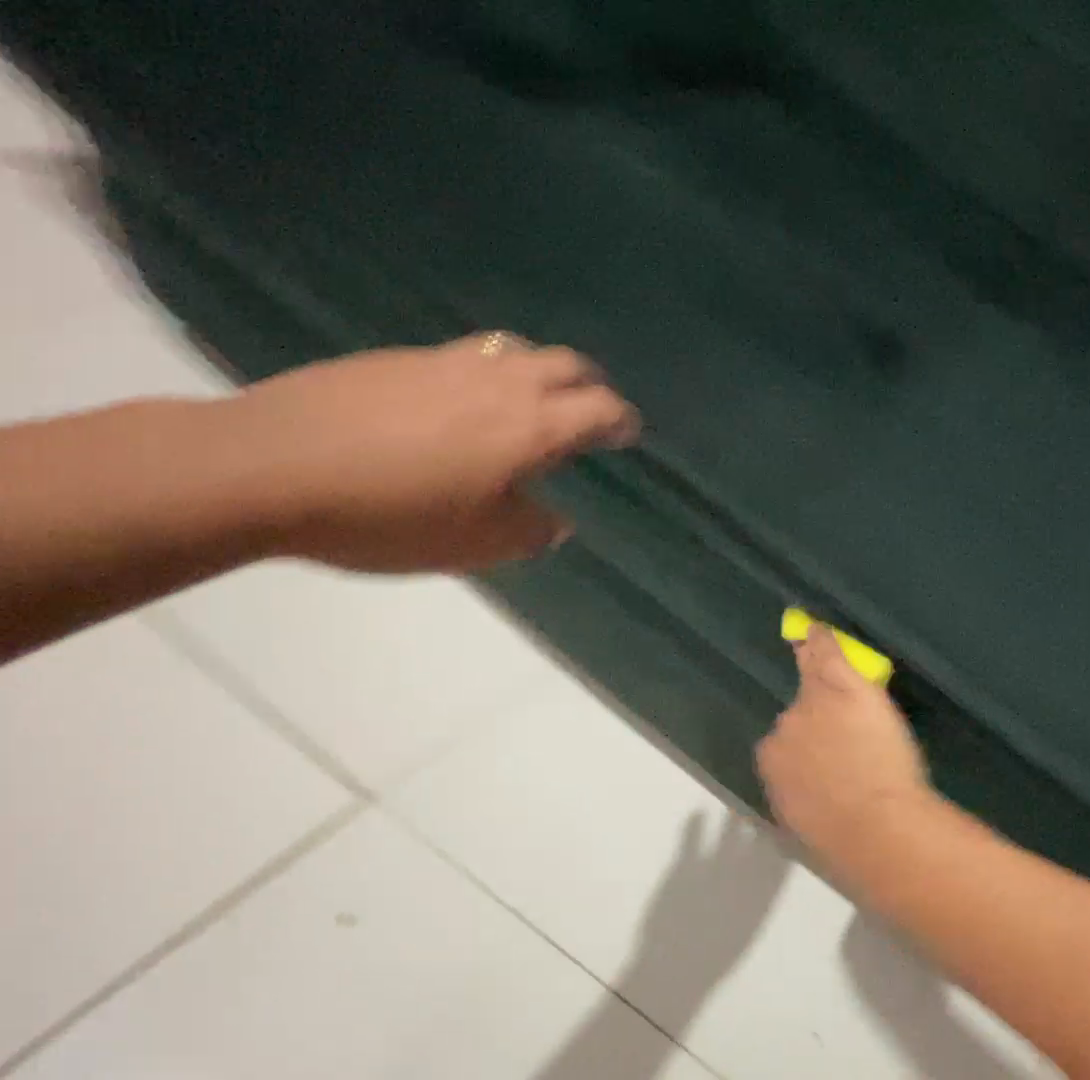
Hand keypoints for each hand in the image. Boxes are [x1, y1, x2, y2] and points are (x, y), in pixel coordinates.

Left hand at [221, 332, 639, 572]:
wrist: (268, 467)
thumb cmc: (390, 515)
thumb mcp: (476, 545)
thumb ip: (530, 531)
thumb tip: (555, 520)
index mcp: (532, 426)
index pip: (599, 409)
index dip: (620, 420)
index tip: (626, 433)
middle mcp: (501, 382)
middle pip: (567, 364)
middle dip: (590, 385)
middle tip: (589, 410)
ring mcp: (446, 361)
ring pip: (516, 350)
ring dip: (539, 372)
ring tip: (529, 401)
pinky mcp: (397, 358)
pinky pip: (464, 355)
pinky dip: (485, 374)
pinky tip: (457, 404)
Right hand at [757, 624, 938, 868]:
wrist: (875, 823)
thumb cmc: (847, 838)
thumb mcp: (809, 824)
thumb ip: (802, 798)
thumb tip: (810, 799)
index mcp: (773, 767)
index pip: (783, 746)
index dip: (807, 748)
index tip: (823, 754)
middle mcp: (785, 730)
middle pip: (800, 716)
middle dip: (821, 725)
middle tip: (849, 740)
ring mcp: (813, 704)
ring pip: (815, 683)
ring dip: (825, 684)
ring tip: (834, 679)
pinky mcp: (843, 687)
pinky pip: (825, 653)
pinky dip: (821, 639)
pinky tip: (816, 627)